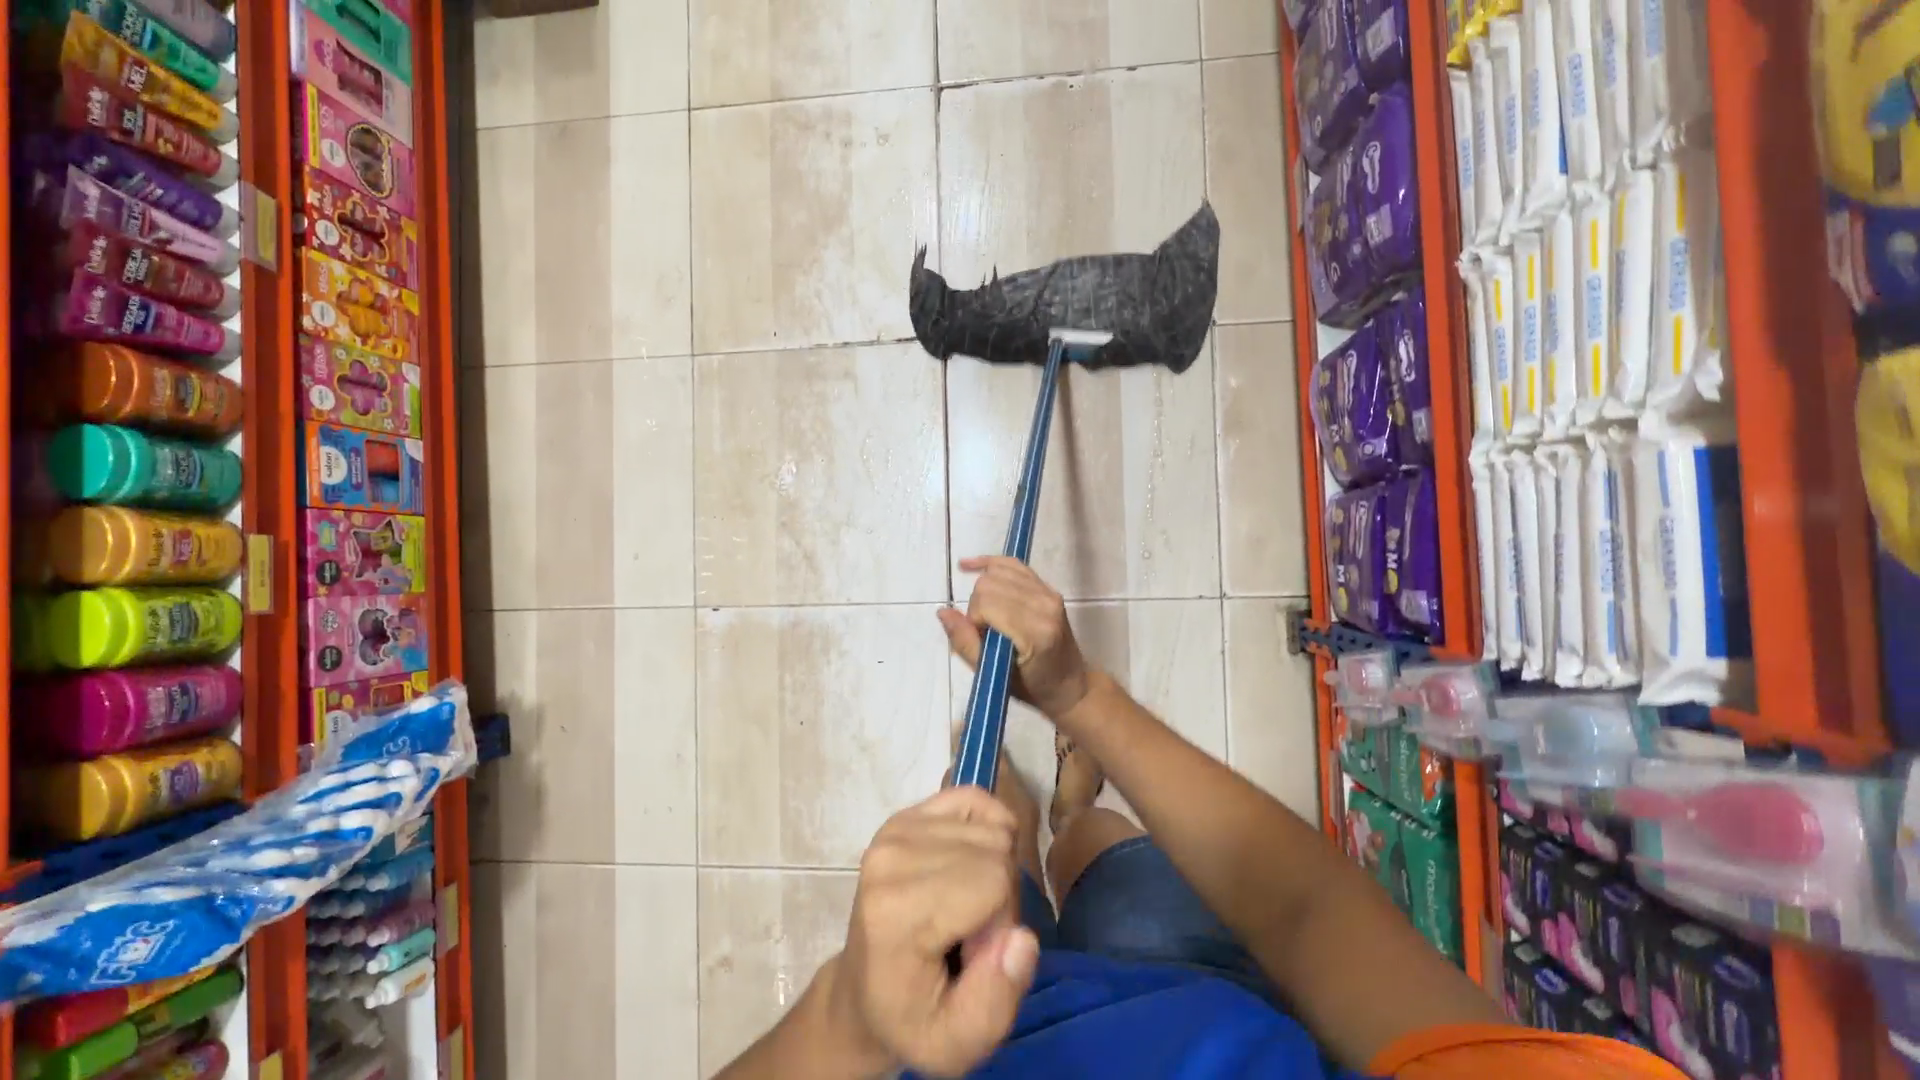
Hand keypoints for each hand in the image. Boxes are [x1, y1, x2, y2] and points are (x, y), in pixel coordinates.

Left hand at [826, 788, 1040, 1077]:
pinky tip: (967, 865)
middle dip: (1002, 896)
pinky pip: (975, 799)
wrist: (863, 992)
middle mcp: (890, 857)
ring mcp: (894, 830)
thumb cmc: (911, 1017)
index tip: (975, 956)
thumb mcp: (955, 1044)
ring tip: (962, 908)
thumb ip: (994, 1003)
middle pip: (996, 849)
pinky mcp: (902, 816)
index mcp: (897, 912)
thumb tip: (1021, 939)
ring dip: (993, 869)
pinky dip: (987, 829)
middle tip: (970, 935)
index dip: (1003, 923)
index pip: (994, 880)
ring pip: (992, 828)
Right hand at [938, 556, 1092, 717]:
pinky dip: (990, 564)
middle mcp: (1045, 605)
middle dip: (977, 605)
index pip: (987, 604)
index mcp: (1035, 631)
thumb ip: (966, 643)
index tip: (981, 639)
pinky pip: (1013, 565)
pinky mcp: (1047, 588)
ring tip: (985, 613)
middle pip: (990, 584)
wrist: (1068, 684)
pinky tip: (968, 566)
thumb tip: (943, 612)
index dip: (974, 619)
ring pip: (998, 572)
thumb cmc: (1031, 687)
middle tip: (984, 630)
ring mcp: (1049, 593)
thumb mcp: (993, 675)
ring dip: (983, 590)